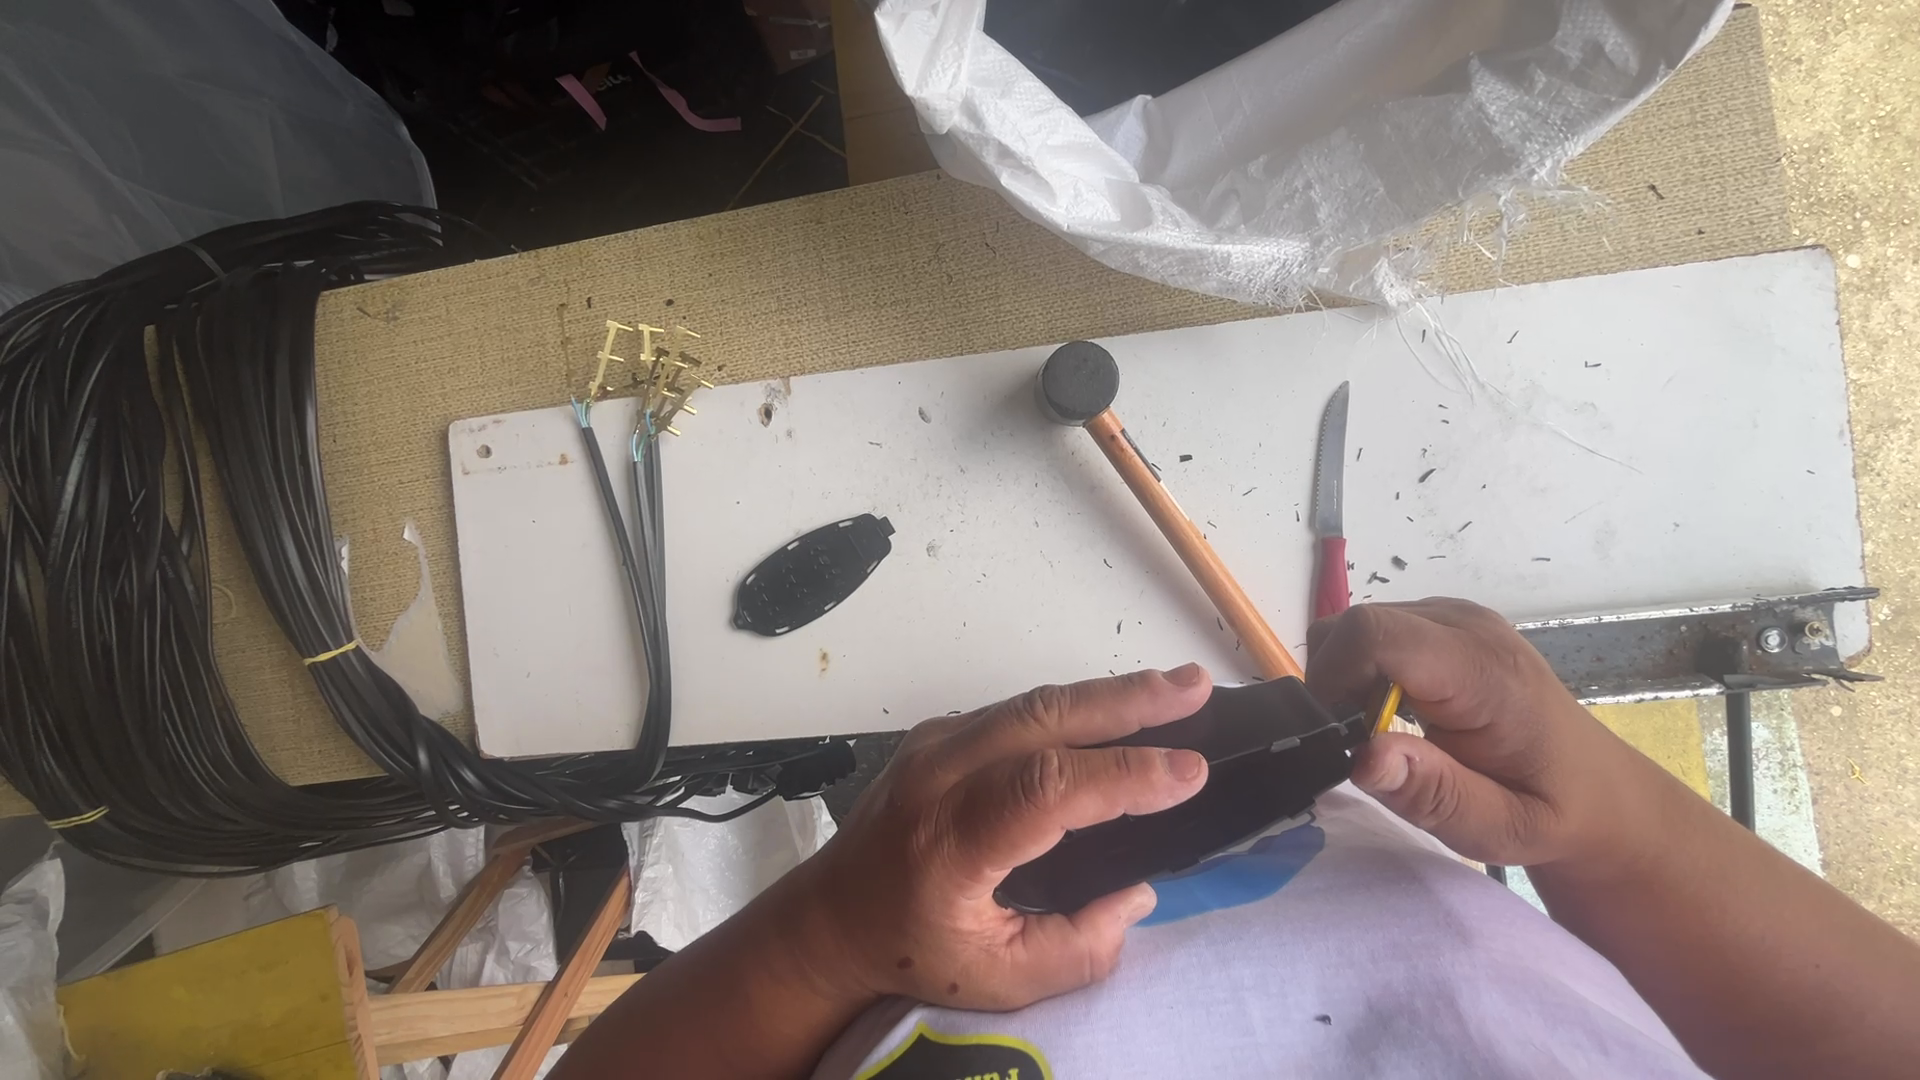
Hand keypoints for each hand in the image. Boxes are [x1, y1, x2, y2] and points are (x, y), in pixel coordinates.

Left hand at [787, 667, 1212, 1010]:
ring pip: (1032, 703)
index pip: (1045, 789)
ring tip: (1173, 687)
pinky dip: (1073, 706)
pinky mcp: (938, 733)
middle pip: (1042, 717)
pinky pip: (1017, 711)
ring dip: (1106, 693)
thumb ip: (1078, 948)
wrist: (830, 915)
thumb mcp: (997, 980)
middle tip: (1195, 686)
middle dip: (1127, 699)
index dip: (1122, 775)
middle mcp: (938, 774)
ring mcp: (934, 743)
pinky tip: (1114, 709)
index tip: (1190, 771)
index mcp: (949, 841)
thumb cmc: (910, 950)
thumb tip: (1140, 892)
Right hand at [1307, 598, 1652, 868]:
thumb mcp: (1503, 831)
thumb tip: (1364, 757)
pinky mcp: (1443, 620)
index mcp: (1483, 671)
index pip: (1371, 634)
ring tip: (1381, 727)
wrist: (1604, 793)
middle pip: (1353, 628)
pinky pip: (1373, 631)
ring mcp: (1455, 616)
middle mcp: (1466, 626)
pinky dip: (1362, 670)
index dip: (1334, 678)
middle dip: (1335, 685)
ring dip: (1347, 678)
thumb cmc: (1555, 815)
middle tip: (1360, 740)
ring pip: (1355, 628)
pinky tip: (1395, 709)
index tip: (1342, 734)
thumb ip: (1435, 795)